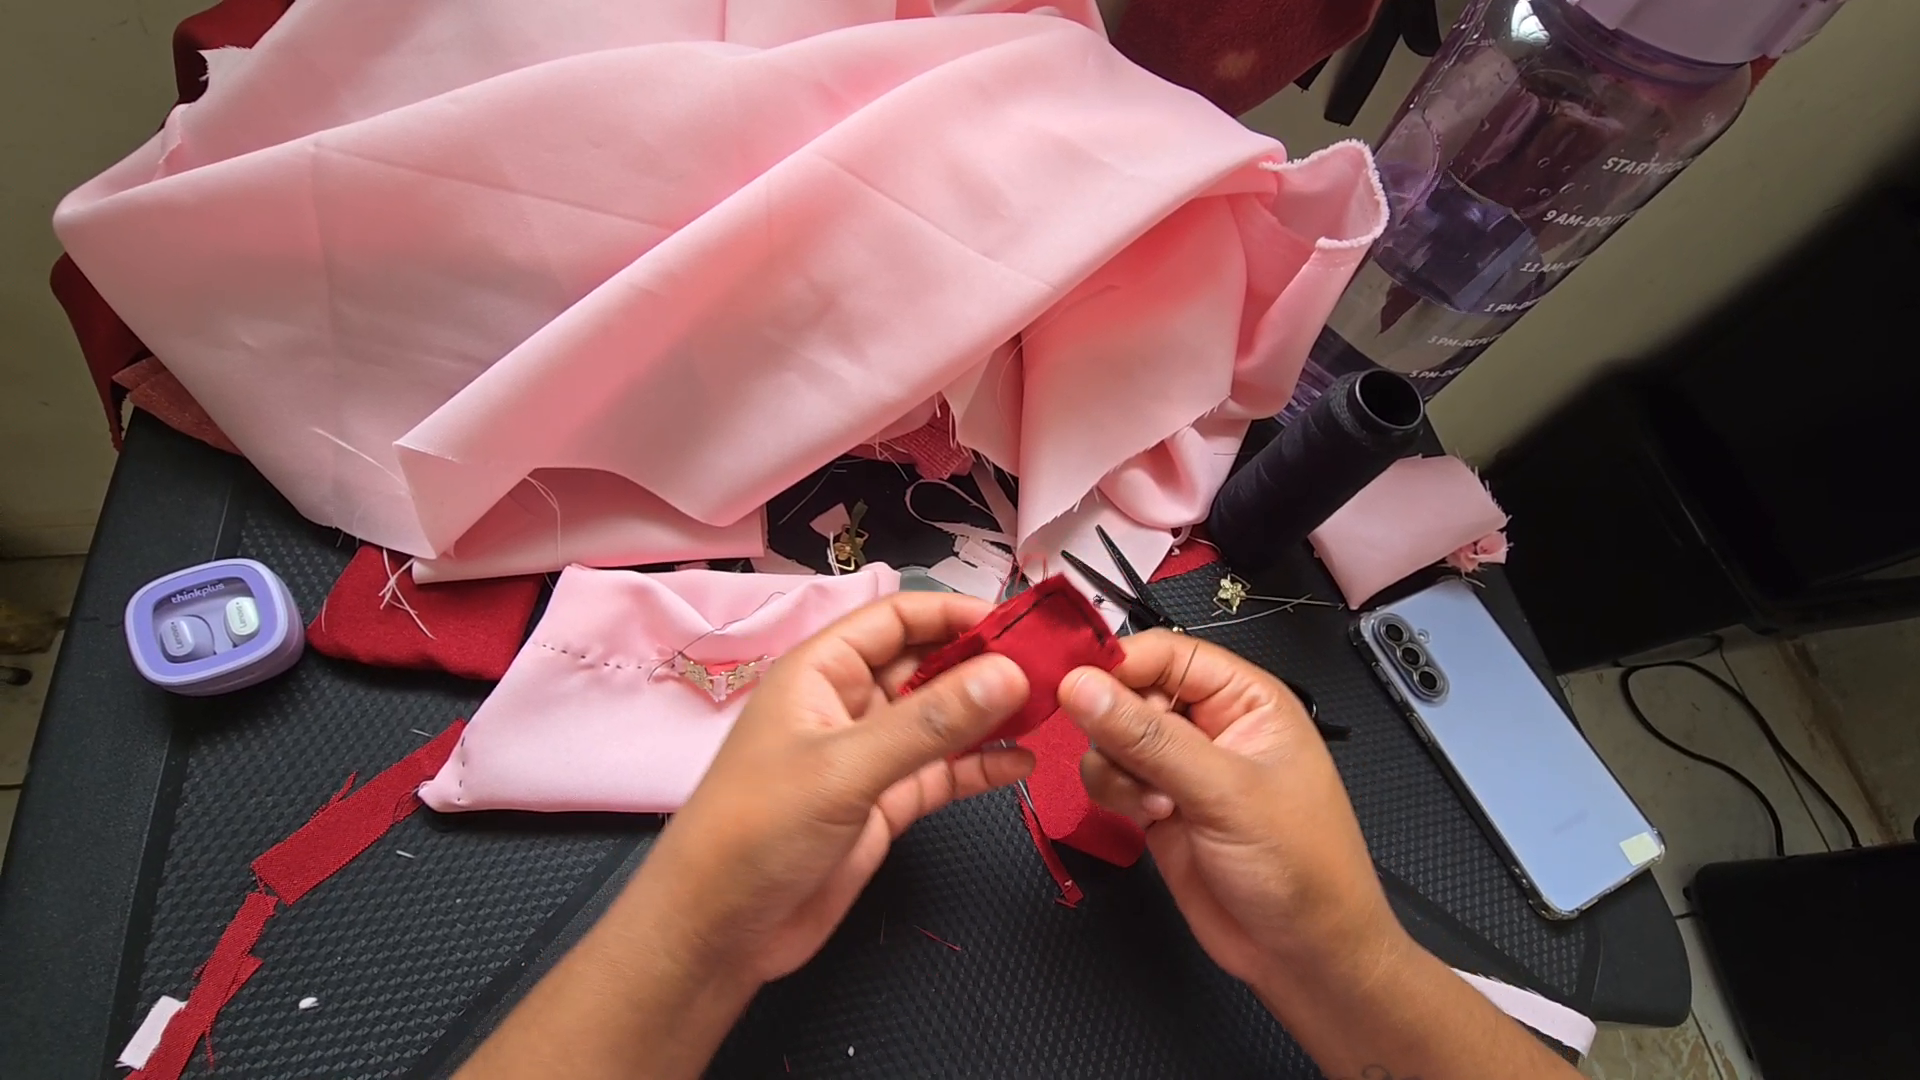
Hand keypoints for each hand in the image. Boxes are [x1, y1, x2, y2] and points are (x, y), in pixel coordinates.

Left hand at [620, 591, 1034, 987]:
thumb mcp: (846, 767)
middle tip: (1049, 669)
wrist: (721, 934)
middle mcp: (852, 701)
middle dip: (982, 664)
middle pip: (926, 665)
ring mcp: (872, 753)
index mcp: (825, 670)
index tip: (1018, 624)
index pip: (897, 619)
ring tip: (1047, 710)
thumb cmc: (762, 828)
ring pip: (940, 719)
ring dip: (988, 714)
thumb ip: (930, 722)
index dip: (955, 613)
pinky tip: (1021, 763)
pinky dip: (980, 766)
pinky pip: (942, 771)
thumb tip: (1010, 673)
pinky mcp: (887, 801)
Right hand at [1059, 632, 1408, 995]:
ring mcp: (1177, 763)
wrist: (1302, 959)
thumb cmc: (1298, 866)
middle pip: (1129, 690)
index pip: (1165, 653)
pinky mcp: (1153, 800)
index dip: (1119, 664)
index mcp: (1241, 697)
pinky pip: (1108, 773)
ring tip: (1156, 804)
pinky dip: (1114, 792)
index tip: (1074, 684)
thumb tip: (1079, 685)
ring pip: (1109, 734)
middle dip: (1114, 723)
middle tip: (1123, 758)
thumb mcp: (1224, 792)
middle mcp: (1205, 721)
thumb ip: (1147, 738)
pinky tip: (1150, 819)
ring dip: (1116, 766)